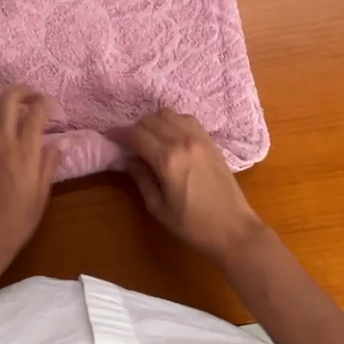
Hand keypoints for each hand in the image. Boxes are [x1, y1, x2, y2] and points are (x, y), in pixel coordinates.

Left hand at [0, 85, 61, 267]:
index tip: (53, 109)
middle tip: (33, 96)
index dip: (47, 103)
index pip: (36, 112)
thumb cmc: (17, 222)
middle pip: (9, 100)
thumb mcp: (41, 194)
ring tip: (11, 107)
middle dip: (23, 91)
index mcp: (25, 152)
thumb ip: (50, 164)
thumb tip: (63, 142)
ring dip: (1, 101)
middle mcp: (1, 142)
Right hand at [108, 110, 265, 263]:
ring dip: (154, 122)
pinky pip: (187, 119)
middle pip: (151, 120)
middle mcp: (183, 141)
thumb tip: (128, 160)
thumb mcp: (158, 207)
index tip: (109, 137)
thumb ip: (141, 178)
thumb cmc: (193, 225)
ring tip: (148, 139)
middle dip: (135, 128)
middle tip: (128, 144)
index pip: (136, 135)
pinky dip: (173, 122)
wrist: (234, 229)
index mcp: (168, 159)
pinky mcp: (211, 142)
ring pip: (169, 114)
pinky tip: (170, 137)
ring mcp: (200, 139)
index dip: (119, 133)